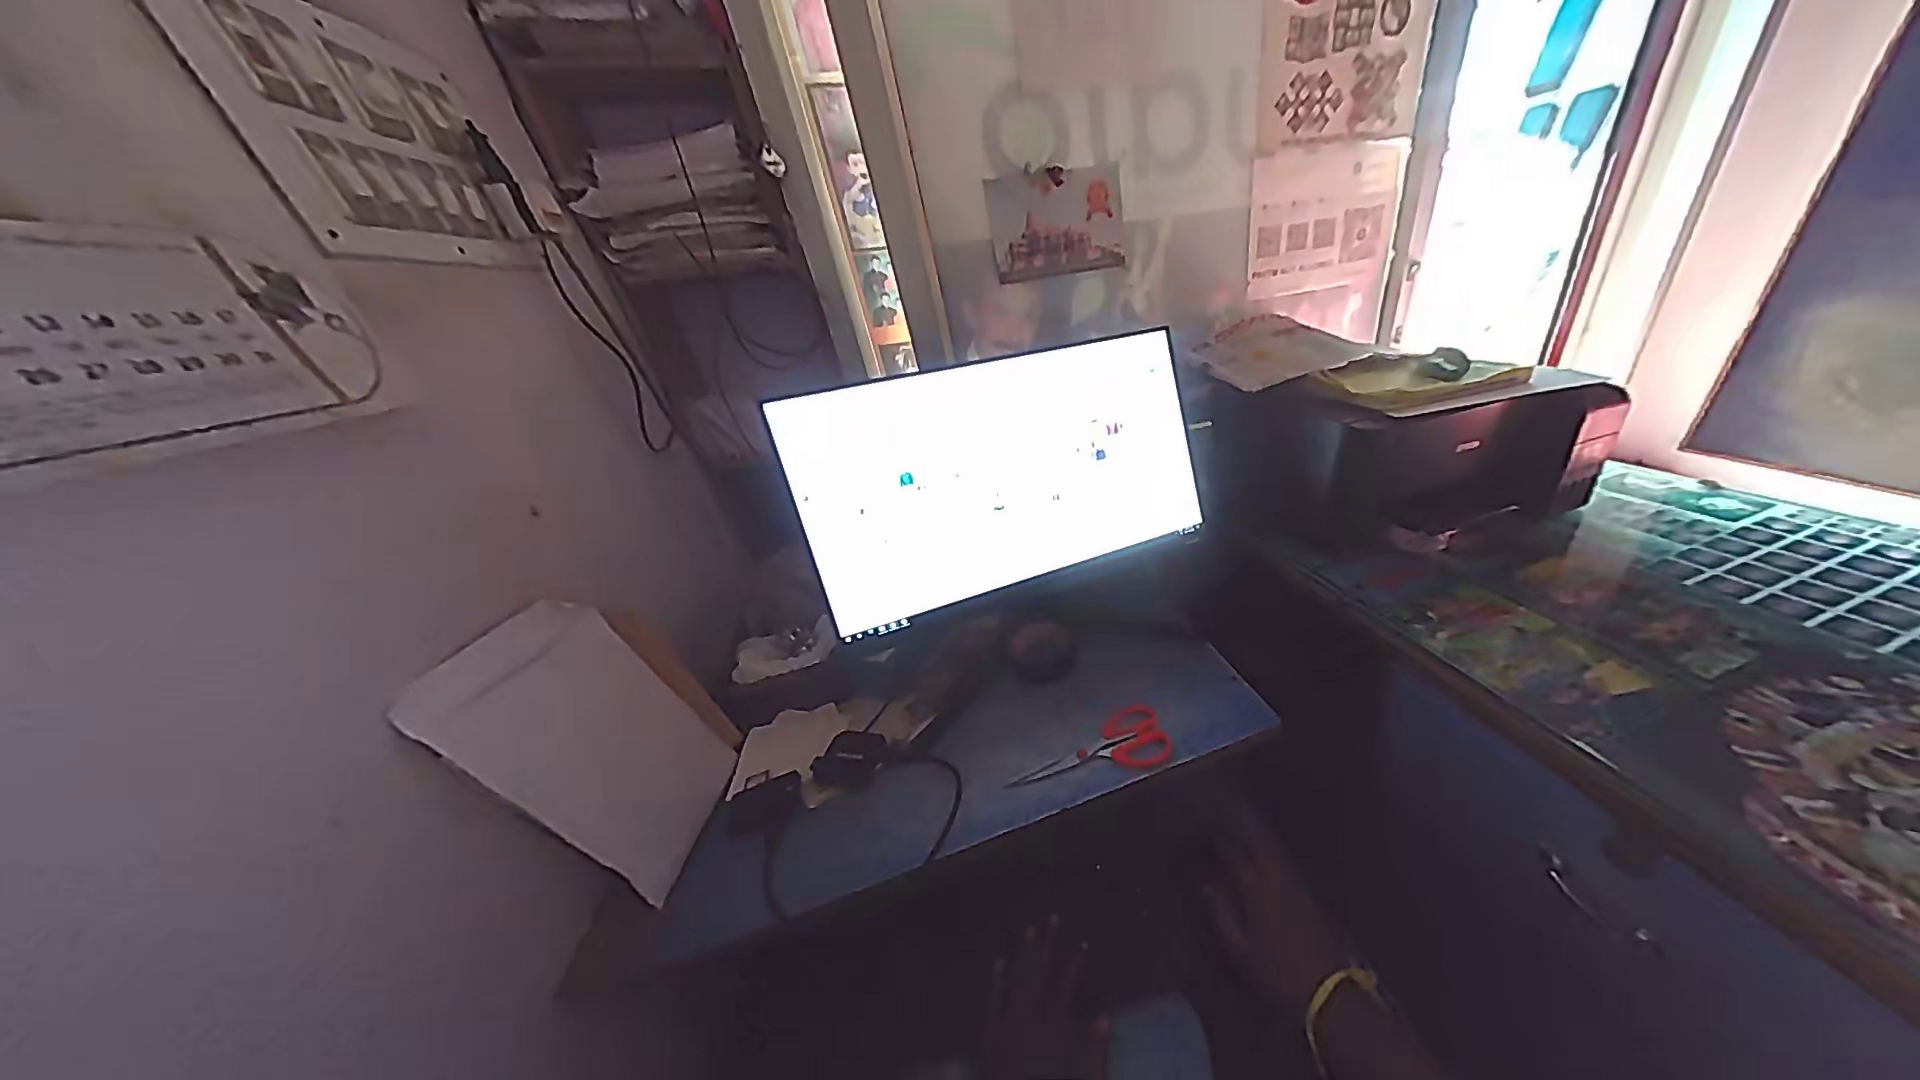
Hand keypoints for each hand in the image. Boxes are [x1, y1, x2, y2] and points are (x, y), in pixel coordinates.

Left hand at [981, 915, 1109, 1079]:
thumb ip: (1096, 1054)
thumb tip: (1104, 1017)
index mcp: (1055, 1031)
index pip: (1066, 986)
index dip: (1075, 964)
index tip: (1083, 943)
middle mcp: (1030, 1020)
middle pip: (1040, 973)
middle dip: (1048, 944)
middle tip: (1052, 917)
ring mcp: (1007, 1025)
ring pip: (1016, 979)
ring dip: (1023, 953)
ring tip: (1029, 928)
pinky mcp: (988, 1037)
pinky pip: (993, 1000)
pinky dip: (997, 980)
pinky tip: (1000, 961)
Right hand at [1199, 810, 1348, 1012]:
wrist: (1330, 994)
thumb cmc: (1278, 972)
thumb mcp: (1240, 949)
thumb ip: (1221, 914)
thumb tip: (1207, 886)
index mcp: (1257, 889)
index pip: (1234, 854)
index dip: (1219, 842)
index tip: (1205, 833)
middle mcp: (1279, 879)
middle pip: (1260, 843)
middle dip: (1242, 828)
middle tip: (1227, 819)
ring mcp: (1300, 886)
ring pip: (1277, 852)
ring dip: (1260, 839)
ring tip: (1245, 830)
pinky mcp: (1313, 897)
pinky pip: (1289, 866)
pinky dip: (1276, 857)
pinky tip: (1269, 860)